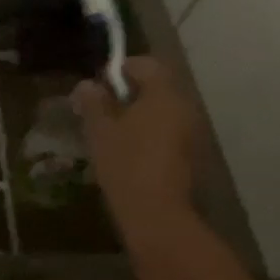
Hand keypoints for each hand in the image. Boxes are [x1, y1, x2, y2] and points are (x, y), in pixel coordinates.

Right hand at [72, 57, 201, 230]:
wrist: (157, 214)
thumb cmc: (126, 163)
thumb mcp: (100, 130)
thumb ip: (93, 102)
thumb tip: (88, 85)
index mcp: (164, 95)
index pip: (146, 65)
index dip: (121, 69)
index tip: (99, 84)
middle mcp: (184, 108)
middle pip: (156, 88)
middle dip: (129, 94)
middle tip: (101, 109)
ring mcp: (191, 134)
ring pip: (162, 112)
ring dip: (139, 116)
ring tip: (111, 133)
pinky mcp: (191, 157)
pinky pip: (167, 133)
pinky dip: (149, 134)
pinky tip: (128, 153)